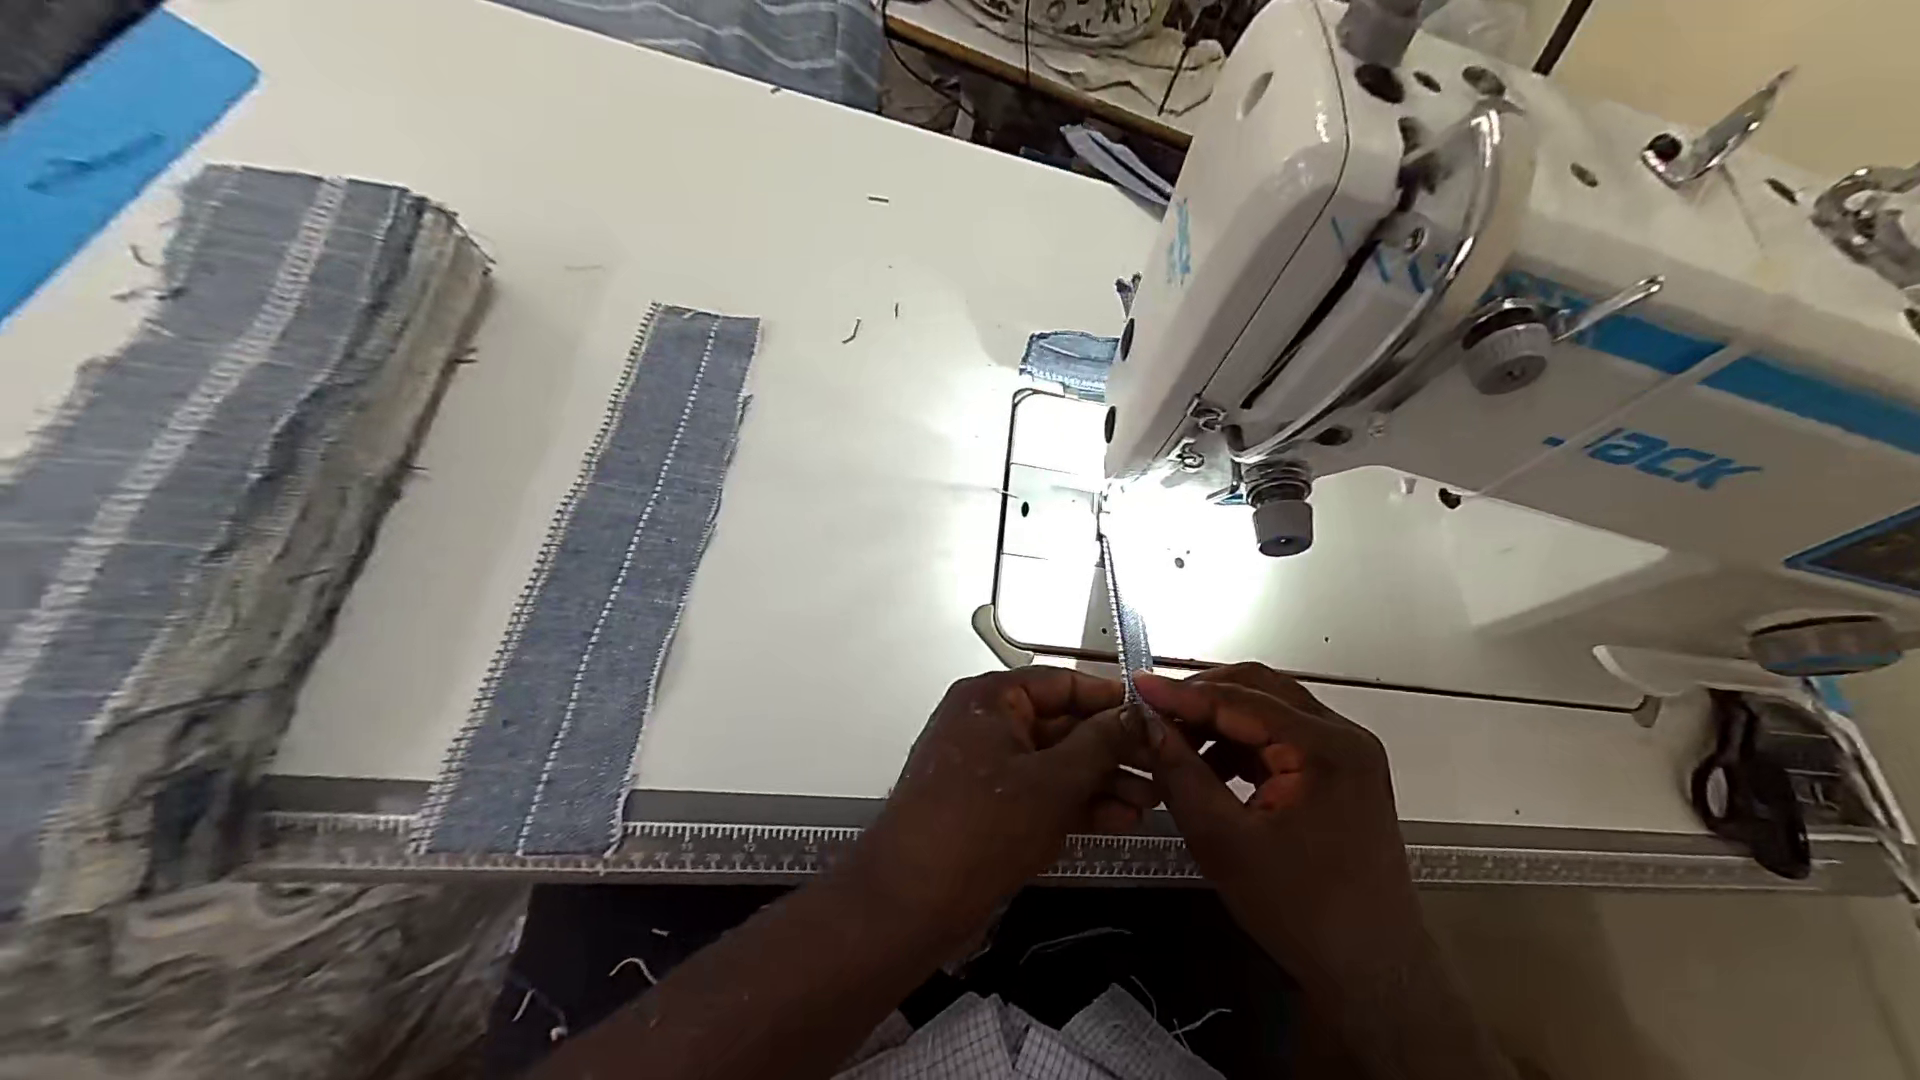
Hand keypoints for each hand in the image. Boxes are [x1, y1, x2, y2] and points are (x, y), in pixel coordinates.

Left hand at [851, 668, 1155, 929]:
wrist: (912, 900)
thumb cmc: (974, 829)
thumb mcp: (1052, 782)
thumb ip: (1099, 744)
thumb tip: (1132, 716)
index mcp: (991, 699)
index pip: (1062, 683)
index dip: (1110, 700)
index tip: (1150, 716)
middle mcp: (986, 723)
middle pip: (1061, 725)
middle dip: (1111, 750)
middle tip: (1157, 766)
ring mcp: (986, 766)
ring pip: (1054, 762)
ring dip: (1100, 781)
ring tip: (1147, 800)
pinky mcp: (988, 804)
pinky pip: (1040, 791)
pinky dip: (1075, 802)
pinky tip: (1116, 818)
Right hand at [1136, 664, 1423, 985]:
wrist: (1371, 973)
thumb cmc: (1303, 912)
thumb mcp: (1223, 840)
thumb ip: (1180, 773)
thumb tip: (1148, 724)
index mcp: (1326, 749)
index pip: (1240, 700)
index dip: (1181, 693)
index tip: (1138, 687)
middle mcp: (1343, 738)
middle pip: (1258, 690)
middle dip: (1201, 698)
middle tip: (1155, 712)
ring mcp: (1344, 755)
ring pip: (1266, 710)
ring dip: (1217, 721)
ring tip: (1175, 743)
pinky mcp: (1336, 774)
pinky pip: (1276, 737)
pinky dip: (1237, 743)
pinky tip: (1207, 766)